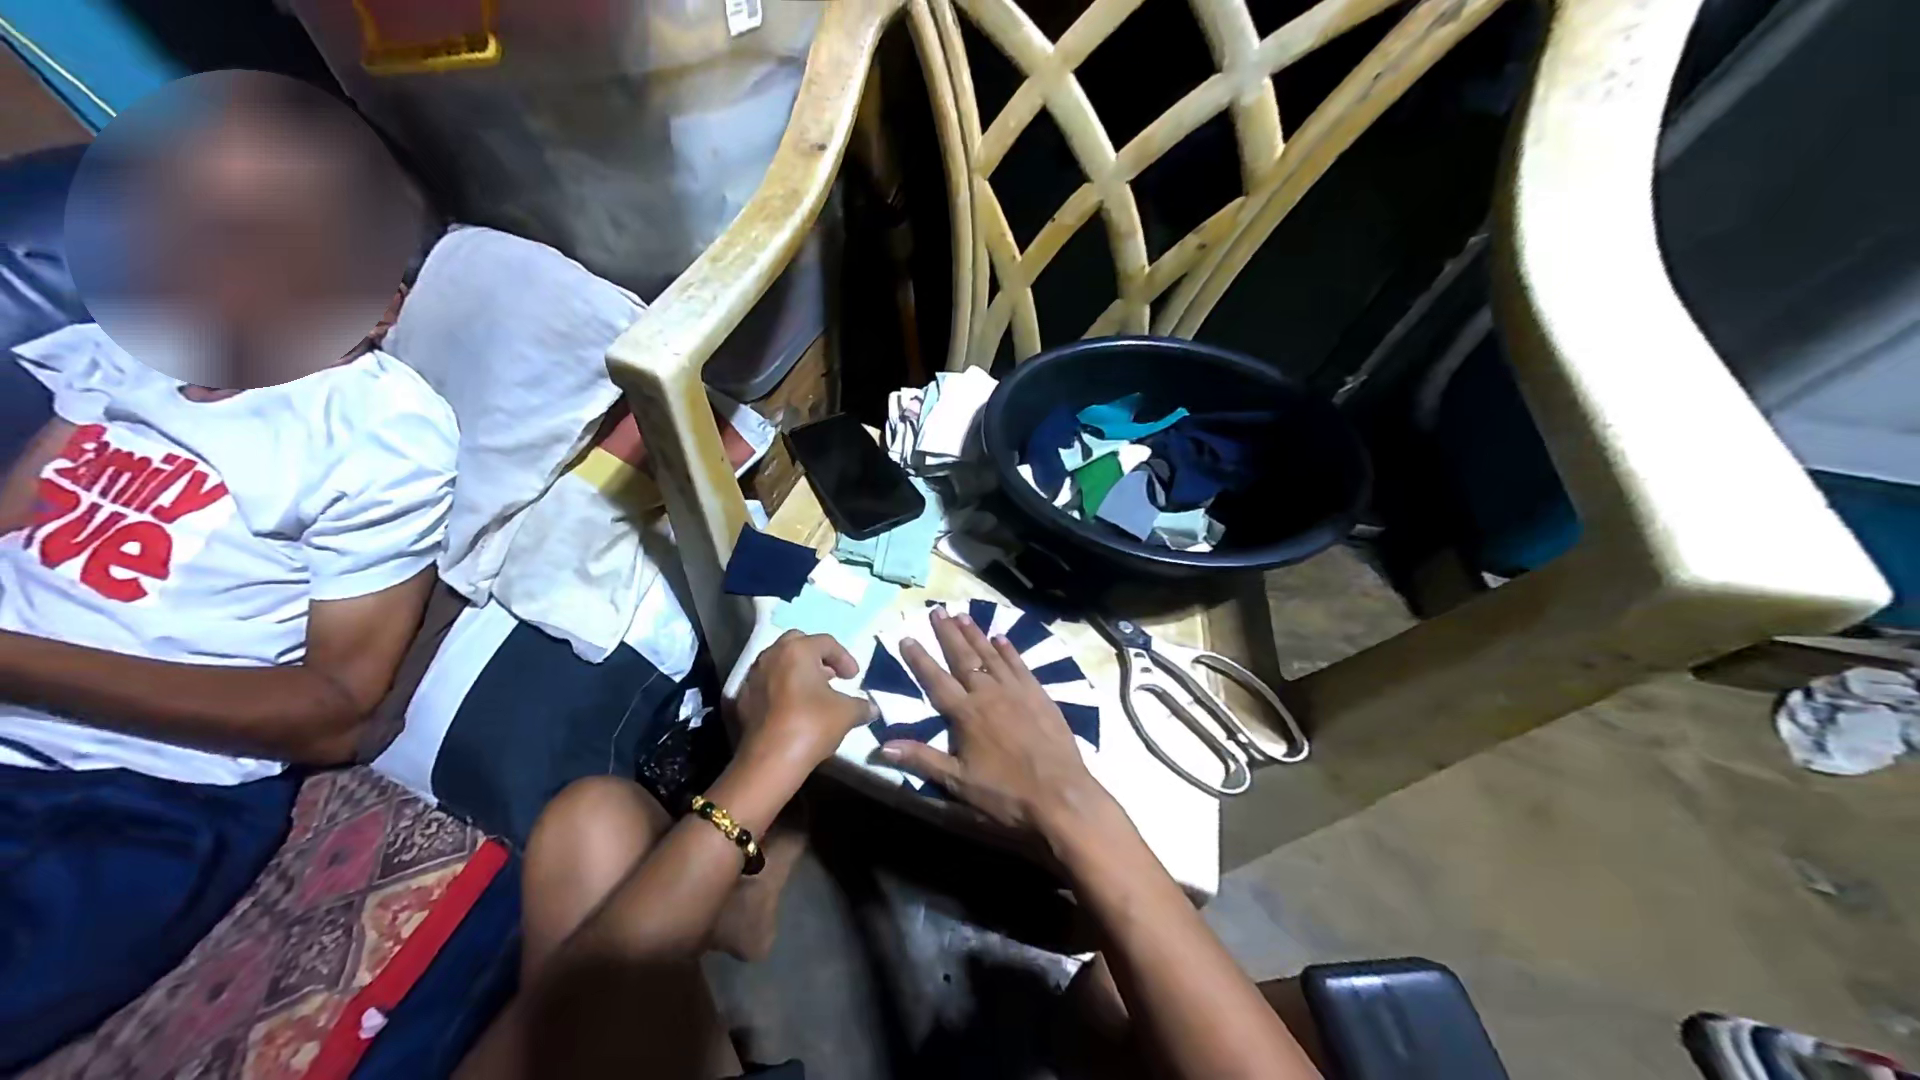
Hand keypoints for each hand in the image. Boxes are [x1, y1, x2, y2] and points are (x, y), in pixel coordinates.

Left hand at [735, 630, 874, 768]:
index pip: (826, 643)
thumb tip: (870, 708)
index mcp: (797, 650)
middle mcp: (771, 656)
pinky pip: (767, 684)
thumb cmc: (812, 724)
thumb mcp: (847, 713)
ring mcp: (753, 677)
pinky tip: (793, 709)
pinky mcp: (743, 699)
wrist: (770, 760)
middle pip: (798, 644)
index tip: (853, 677)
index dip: (845, 658)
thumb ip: (861, 705)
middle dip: (816, 657)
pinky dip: (781, 689)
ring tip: (813, 693)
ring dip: (797, 672)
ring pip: (779, 664)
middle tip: (831, 676)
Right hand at [880, 607, 1108, 834]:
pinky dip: (1009, 650)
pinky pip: (1020, 664)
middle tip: (937, 610)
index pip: (936, 680)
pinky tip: (1001, 638)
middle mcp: (989, 694)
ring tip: (962, 615)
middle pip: (964, 658)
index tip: (907, 637)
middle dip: (948, 634)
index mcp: (966, 714)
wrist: (1061, 794)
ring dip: (976, 635)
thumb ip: (922, 759)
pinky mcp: (1039, 694)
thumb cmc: (1006, 792)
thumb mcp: (959, 782)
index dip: (920, 659)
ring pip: (991, 655)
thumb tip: (883, 746)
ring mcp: (1017, 691)